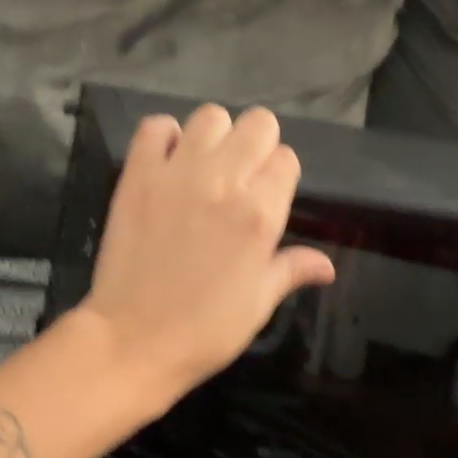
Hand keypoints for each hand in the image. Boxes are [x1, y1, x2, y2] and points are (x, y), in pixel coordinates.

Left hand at [75, 104, 335, 399]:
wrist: (132, 340)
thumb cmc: (203, 332)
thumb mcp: (258, 305)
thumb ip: (290, 270)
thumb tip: (326, 265)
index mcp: (261, 214)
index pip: (287, 160)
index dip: (279, 177)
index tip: (265, 199)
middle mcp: (223, 182)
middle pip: (257, 124)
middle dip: (256, 145)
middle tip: (240, 178)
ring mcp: (177, 174)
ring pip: (210, 116)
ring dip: (214, 136)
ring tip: (204, 167)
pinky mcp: (137, 176)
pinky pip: (154, 127)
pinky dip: (164, 137)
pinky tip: (167, 163)